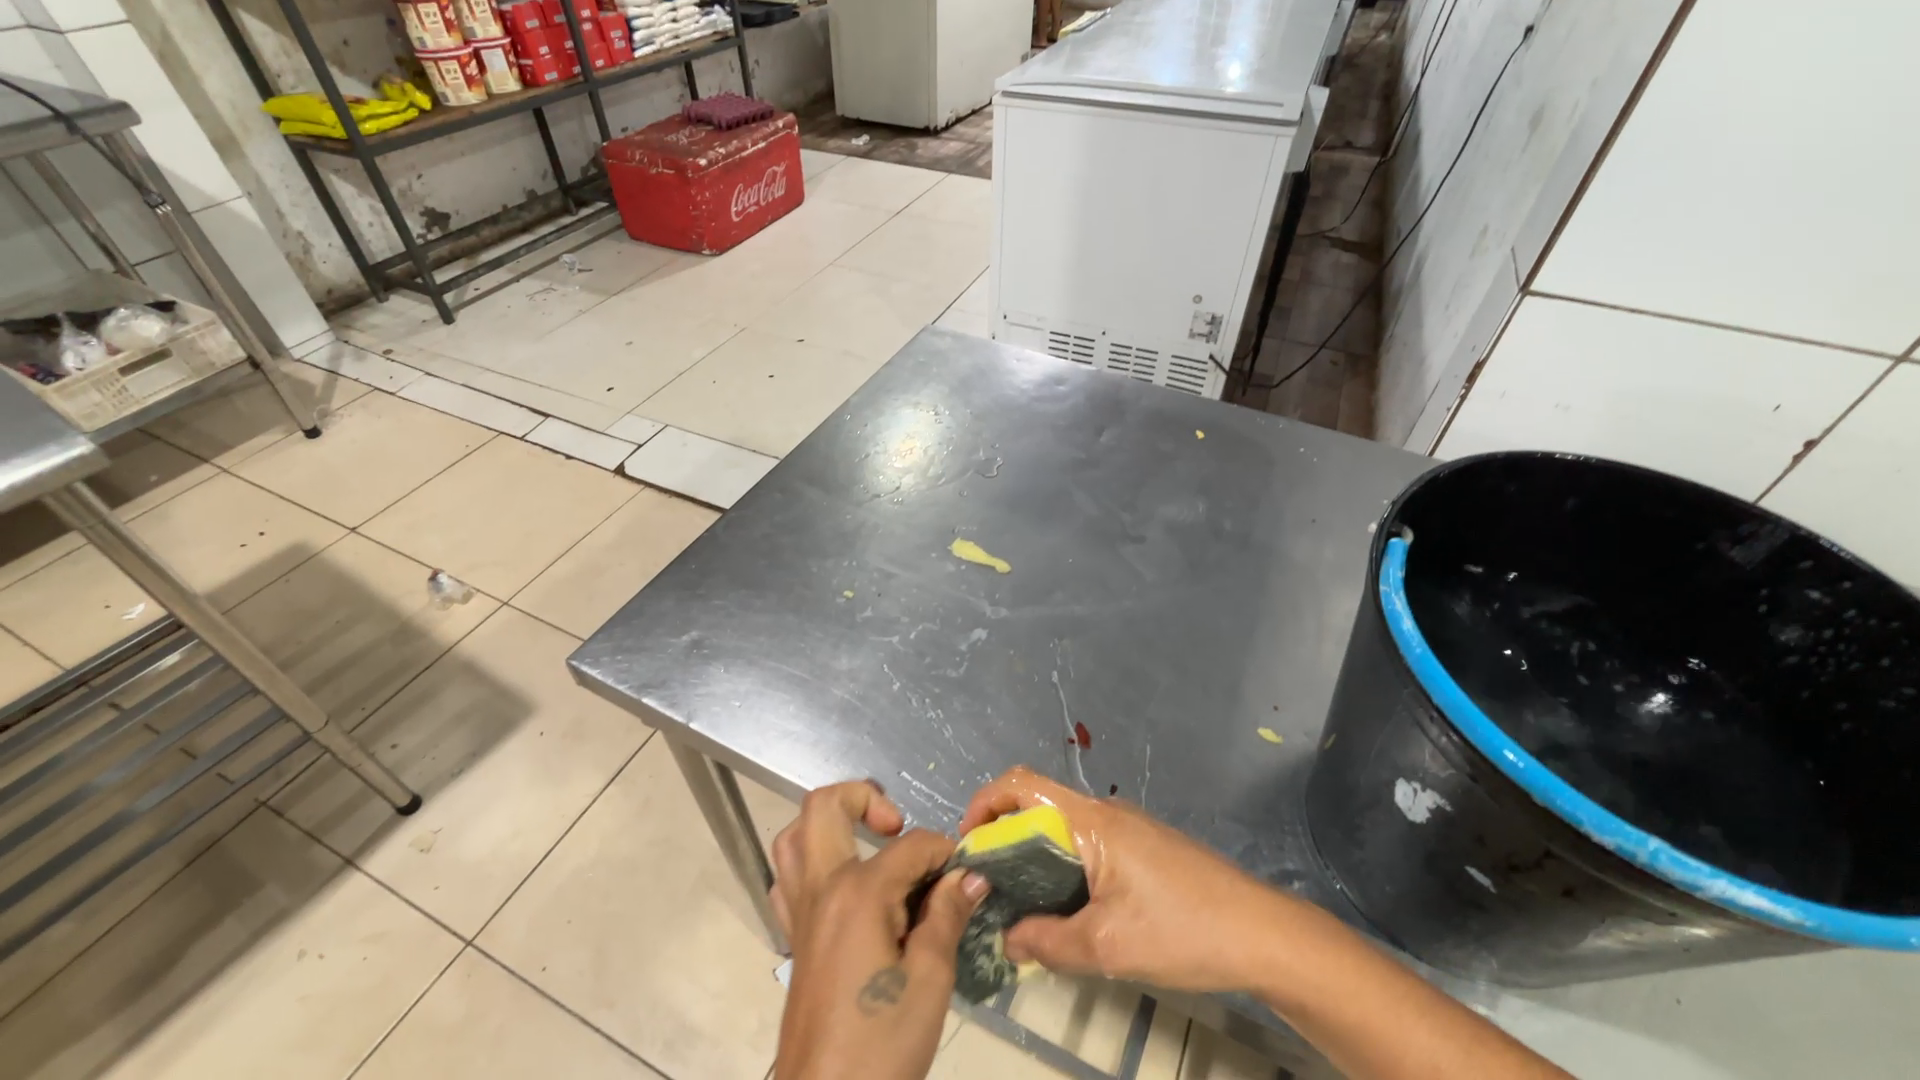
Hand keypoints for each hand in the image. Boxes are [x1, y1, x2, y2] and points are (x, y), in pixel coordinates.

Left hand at [771, 780, 989, 1079]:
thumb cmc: (883, 1042)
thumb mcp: (931, 980)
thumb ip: (946, 917)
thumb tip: (969, 876)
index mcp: (859, 892)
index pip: (911, 846)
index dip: (946, 853)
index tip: (967, 876)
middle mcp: (821, 887)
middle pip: (826, 806)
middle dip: (866, 798)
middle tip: (898, 826)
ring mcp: (800, 911)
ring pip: (794, 835)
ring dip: (830, 823)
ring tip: (869, 843)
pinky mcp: (793, 937)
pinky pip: (787, 878)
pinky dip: (810, 862)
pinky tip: (841, 885)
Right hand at [958, 766, 1298, 993]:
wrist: (1263, 935)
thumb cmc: (1182, 931)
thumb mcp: (1106, 947)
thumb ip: (1046, 942)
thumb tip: (1008, 938)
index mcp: (1091, 821)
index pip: (1020, 784)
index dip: (984, 805)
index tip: (969, 849)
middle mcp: (1106, 813)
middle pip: (1037, 807)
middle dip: (1004, 842)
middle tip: (993, 892)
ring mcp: (1128, 830)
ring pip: (1063, 831)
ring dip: (1035, 861)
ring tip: (1027, 910)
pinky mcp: (1144, 849)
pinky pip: (1088, 847)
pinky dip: (1064, 870)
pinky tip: (1072, 914)